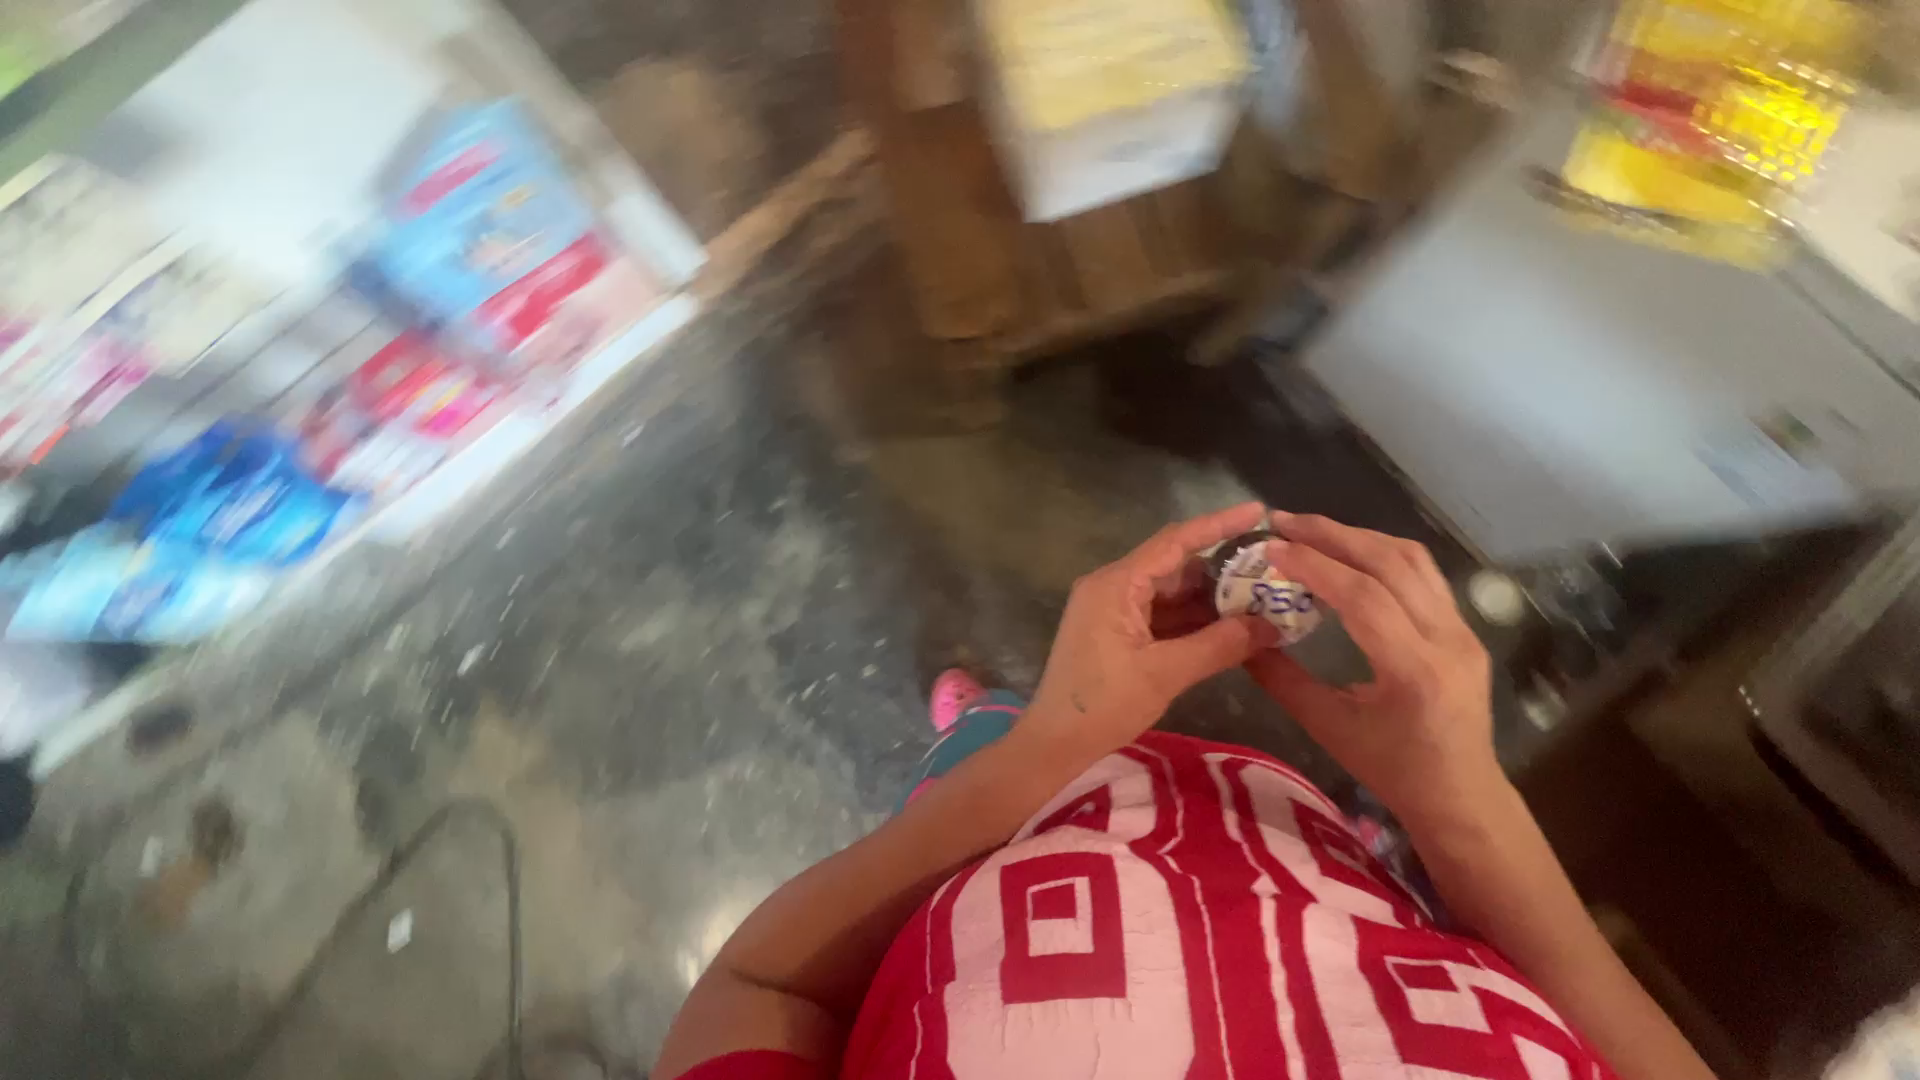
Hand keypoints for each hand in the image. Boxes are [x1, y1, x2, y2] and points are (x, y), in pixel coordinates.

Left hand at [1024, 503, 1280, 756]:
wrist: (1055, 740)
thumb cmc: (1104, 703)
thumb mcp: (1166, 673)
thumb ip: (1220, 645)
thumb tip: (1270, 626)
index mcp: (1116, 584)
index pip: (1174, 541)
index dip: (1218, 525)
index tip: (1258, 512)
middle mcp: (1111, 586)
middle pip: (1173, 565)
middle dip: (1222, 570)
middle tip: (1271, 572)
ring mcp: (1111, 609)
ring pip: (1169, 592)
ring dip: (1210, 599)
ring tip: (1261, 600)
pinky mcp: (1114, 631)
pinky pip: (1159, 614)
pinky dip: (1191, 620)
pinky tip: (1229, 628)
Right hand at [1244, 513, 1499, 823]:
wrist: (1461, 796)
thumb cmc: (1391, 770)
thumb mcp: (1326, 727)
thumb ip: (1280, 677)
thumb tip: (1239, 636)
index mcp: (1413, 670)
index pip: (1363, 596)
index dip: (1314, 565)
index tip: (1271, 548)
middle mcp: (1447, 640)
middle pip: (1391, 564)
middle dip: (1333, 534)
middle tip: (1283, 522)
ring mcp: (1462, 630)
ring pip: (1412, 560)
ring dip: (1358, 537)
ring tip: (1310, 530)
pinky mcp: (1463, 628)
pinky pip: (1422, 575)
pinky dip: (1379, 554)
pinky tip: (1346, 554)